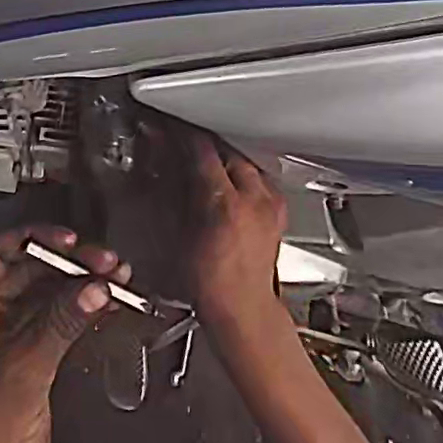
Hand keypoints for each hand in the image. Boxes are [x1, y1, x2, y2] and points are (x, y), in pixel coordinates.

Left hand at [0, 225, 130, 442]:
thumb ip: (58, 326)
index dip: (32, 240)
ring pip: (46, 292)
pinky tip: (105, 302)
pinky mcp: (28, 353)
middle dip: (68, 263)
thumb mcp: (21, 377)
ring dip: (80, 283)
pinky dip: (81, 307)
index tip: (67, 240)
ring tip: (114, 277)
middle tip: (102, 261)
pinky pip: (56, 316)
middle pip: (27, 270)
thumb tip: (91, 287)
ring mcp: (6, 336)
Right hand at [185, 132, 287, 325]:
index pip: (203, 150)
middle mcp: (253, 199)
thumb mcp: (178, 231)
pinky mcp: (279, 213)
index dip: (183, 136)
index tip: (172, 132)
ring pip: (246, 163)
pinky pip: (261, 180)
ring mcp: (270, 205)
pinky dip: (245, 177)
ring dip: (226, 160)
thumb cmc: (209, 283)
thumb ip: (171, 188)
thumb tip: (163, 160)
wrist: (242, 310)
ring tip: (208, 166)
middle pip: (228, 151)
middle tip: (187, 147)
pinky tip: (233, 185)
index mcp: (223, 202)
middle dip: (206, 147)